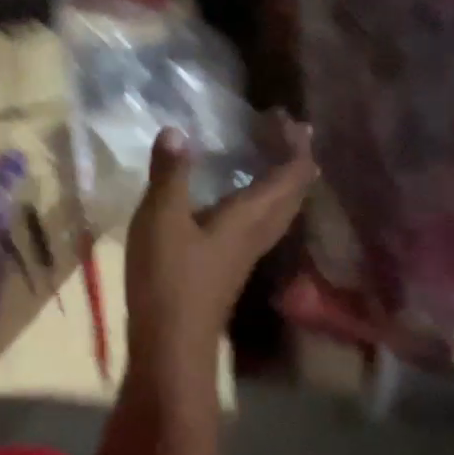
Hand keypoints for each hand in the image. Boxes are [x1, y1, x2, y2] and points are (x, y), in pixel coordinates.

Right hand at [125, 116, 316, 377]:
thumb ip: (170, 176)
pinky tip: (232, 203)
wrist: (171, 337)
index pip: (290, 173)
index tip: (282, 117)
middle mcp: (258, 232)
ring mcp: (245, 252)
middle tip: (280, 132)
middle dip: (292, 159)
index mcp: (250, 215)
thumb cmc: (168, 275)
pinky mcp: (228, 266)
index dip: (293, 143)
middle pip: (292, 192)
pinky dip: (257, 202)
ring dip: (279, 182)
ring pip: (278, 210)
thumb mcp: (160, 219)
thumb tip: (176, 130)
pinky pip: (258, 224)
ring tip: (266, 160)